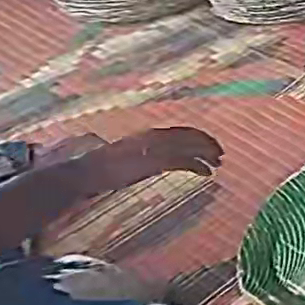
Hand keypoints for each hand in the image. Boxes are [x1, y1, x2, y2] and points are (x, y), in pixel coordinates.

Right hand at [89, 127, 224, 189]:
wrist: (84, 174)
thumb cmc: (105, 166)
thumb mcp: (132, 153)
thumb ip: (150, 150)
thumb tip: (168, 156)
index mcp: (149, 134)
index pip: (183, 131)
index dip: (201, 137)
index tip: (213, 145)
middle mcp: (153, 138)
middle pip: (191, 137)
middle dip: (208, 145)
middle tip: (221, 155)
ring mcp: (153, 150)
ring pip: (190, 149)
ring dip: (207, 156)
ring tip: (218, 164)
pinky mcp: (151, 164)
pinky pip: (182, 162)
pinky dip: (198, 167)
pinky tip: (207, 174)